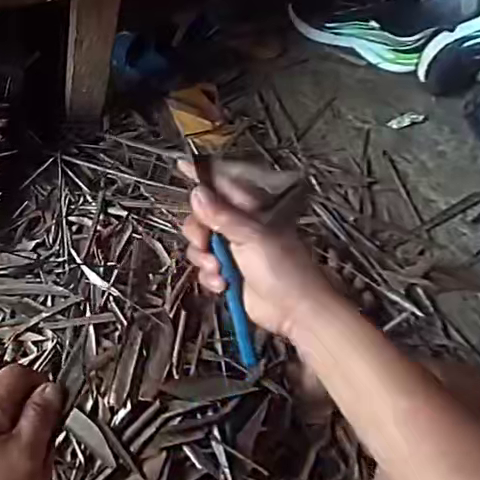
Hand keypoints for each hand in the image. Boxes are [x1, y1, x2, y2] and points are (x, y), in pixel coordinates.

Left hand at [0, 365, 62, 479]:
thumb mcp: (28, 451)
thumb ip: (43, 414)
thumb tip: (53, 390)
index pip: (22, 372)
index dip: (47, 389)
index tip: (61, 412)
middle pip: (21, 398)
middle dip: (41, 424)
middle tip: (45, 451)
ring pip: (19, 423)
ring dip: (34, 446)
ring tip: (33, 472)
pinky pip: (9, 444)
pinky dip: (23, 460)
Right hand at [181, 160, 346, 338]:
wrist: (296, 313)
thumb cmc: (286, 271)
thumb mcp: (252, 237)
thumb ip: (221, 215)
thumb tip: (198, 192)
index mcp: (250, 211)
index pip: (222, 186)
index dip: (202, 176)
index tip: (183, 165)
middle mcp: (239, 228)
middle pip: (201, 218)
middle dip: (197, 233)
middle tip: (205, 242)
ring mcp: (233, 251)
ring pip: (199, 245)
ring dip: (204, 259)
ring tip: (219, 270)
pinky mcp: (227, 273)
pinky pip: (203, 269)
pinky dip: (209, 277)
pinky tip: (223, 284)